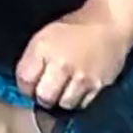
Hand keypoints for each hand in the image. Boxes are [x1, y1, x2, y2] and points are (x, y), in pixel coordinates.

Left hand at [15, 6, 131, 110]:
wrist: (107, 28)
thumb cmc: (73, 28)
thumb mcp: (45, 37)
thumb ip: (36, 59)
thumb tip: (31, 82)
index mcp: (43, 49)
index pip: (25, 80)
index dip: (25, 88)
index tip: (30, 89)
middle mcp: (61, 66)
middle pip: (45, 96)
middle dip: (43, 98)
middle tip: (46, 95)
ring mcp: (82, 78)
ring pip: (65, 104)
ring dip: (62, 101)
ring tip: (63, 95)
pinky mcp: (98, 86)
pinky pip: (84, 103)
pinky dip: (78, 101)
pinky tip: (78, 93)